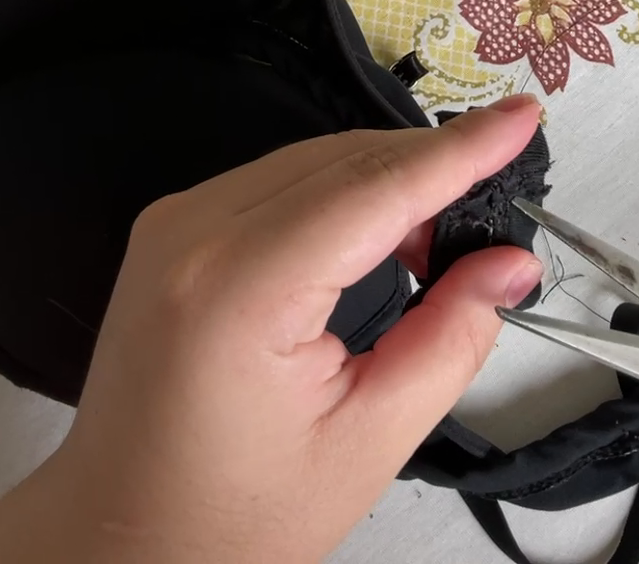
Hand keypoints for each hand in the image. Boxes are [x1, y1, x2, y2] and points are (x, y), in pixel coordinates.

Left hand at [0, 97, 545, 562]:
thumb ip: (450, 337)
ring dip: (385, 180)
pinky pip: (277, 178)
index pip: (374, 191)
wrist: (119, 530)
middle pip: (342, 162)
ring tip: (435, 239)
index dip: (459, 150)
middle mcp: (195, 231)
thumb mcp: (366, 441)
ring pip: (311, 159)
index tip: (519, 117)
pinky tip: (373, 231)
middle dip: (429, 166)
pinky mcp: (176, 224)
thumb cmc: (230, 513)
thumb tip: (508, 265)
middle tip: (490, 206)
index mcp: (239, 288)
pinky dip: (338, 190)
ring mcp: (176, 219)